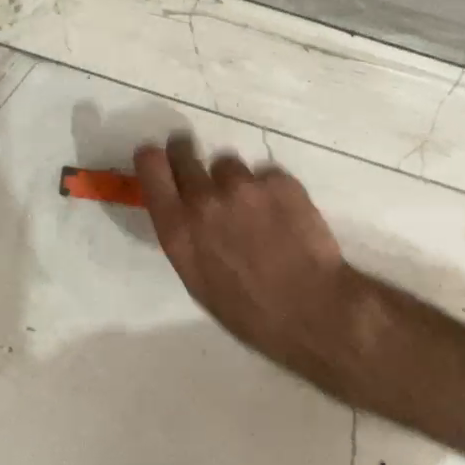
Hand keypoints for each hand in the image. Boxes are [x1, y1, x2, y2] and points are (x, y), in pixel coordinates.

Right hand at [134, 133, 360, 387]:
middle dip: (187, 156)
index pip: (150, 167)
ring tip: (255, 210)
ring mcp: (243, 185)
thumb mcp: (199, 281)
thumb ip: (185, 238)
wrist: (313, 310)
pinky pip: (266, 175)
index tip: (160, 158)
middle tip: (204, 175)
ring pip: (228, 165)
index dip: (153, 159)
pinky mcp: (279, 180)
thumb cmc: (250, 313)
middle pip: (184, 152)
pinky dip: (271, 190)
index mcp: (178, 229)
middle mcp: (204, 199)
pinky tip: (284, 217)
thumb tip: (185, 215)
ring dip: (234, 181)